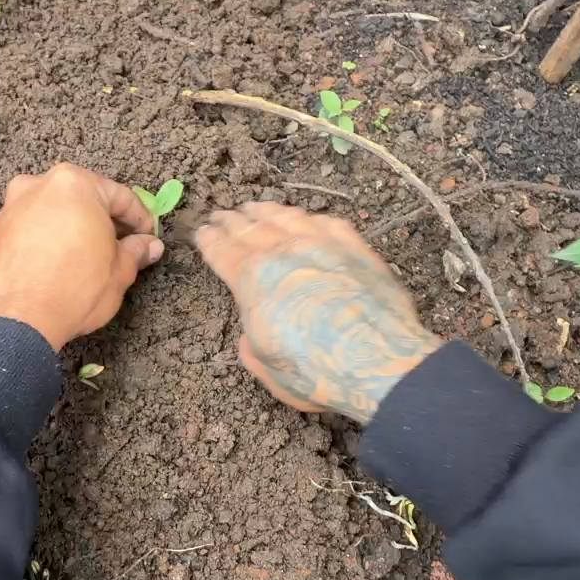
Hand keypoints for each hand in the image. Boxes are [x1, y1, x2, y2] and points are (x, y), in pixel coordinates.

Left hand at [0, 162, 164, 350]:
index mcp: (76, 184)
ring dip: (78, 227)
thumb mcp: (119, 271)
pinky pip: (36, 226)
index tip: (150, 236)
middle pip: (85, 198)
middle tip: (124, 246)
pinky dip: (53, 237)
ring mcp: (14, 205)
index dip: (141, 219)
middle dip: (107, 221)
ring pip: (58, 210)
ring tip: (93, 255)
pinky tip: (65, 260)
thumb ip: (135, 252)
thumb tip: (150, 246)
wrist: (17, 319)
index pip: (120, 196)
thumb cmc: (75, 288)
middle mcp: (40, 184)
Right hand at [196, 202, 439, 422]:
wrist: (378, 361)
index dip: (208, 239)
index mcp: (251, 278)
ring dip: (267, 211)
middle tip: (222, 215)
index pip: (221, 249)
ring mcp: (322, 243)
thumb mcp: (264, 367)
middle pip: (250, 227)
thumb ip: (251, 343)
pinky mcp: (356, 247)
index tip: (202, 231)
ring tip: (257, 207)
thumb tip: (254, 332)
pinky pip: (327, 222)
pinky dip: (309, 218)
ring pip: (287, 216)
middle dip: (232, 220)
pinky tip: (307, 220)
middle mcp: (283, 251)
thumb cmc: (315, 371)